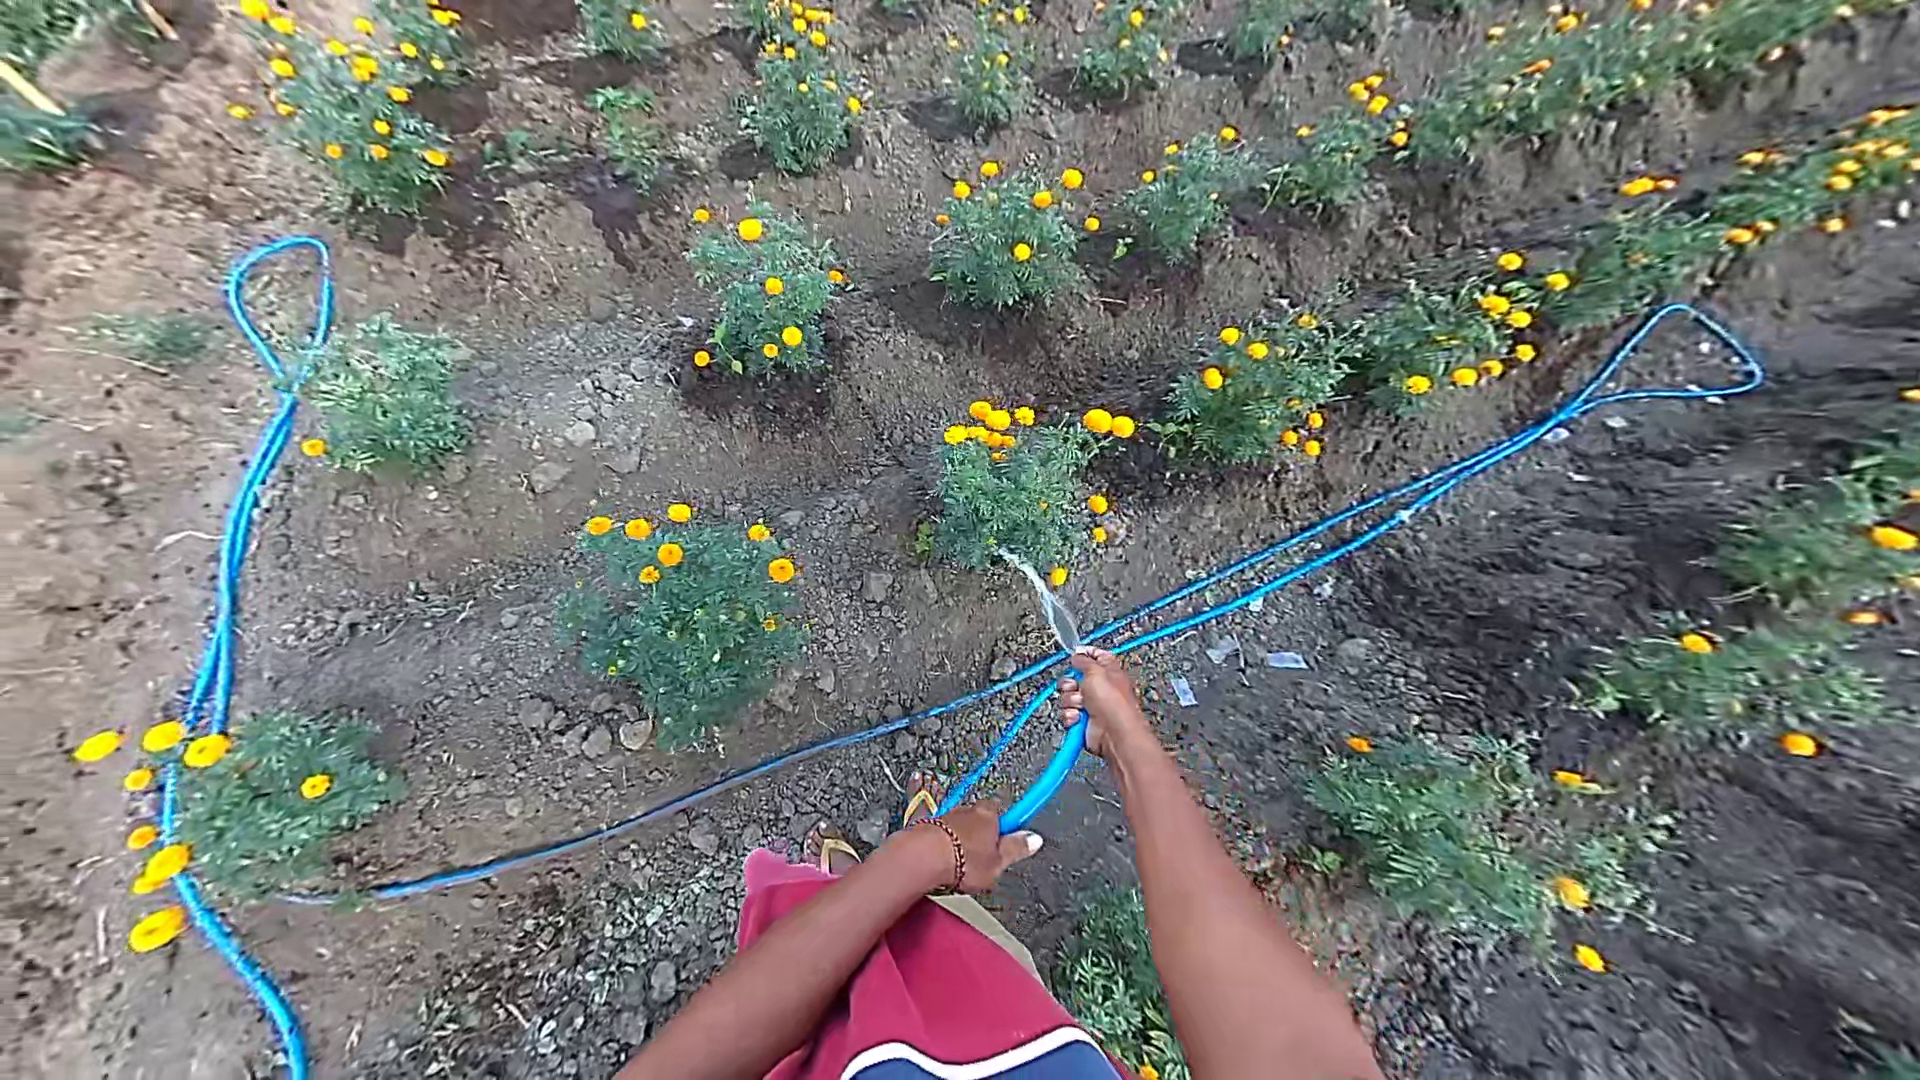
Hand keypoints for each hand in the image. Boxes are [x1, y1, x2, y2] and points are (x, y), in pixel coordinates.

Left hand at [898, 799, 1042, 893]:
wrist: (925, 856)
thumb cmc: (962, 859)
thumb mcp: (998, 862)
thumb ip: (1016, 849)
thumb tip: (1035, 839)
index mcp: (989, 815)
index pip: (1006, 813)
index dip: (1008, 826)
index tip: (1010, 837)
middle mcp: (969, 810)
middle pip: (982, 819)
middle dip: (983, 836)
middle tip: (985, 860)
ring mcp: (948, 816)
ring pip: (961, 827)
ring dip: (963, 841)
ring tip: (963, 866)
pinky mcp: (930, 826)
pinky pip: (944, 835)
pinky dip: (947, 845)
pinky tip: (946, 862)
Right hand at [1057, 647, 1152, 759]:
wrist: (1114, 732)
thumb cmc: (1114, 703)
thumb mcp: (1096, 671)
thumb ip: (1084, 660)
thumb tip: (1077, 655)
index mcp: (1107, 671)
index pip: (1093, 656)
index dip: (1083, 655)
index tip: (1075, 656)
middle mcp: (1099, 688)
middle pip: (1073, 678)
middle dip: (1070, 683)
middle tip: (1077, 687)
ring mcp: (1090, 705)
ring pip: (1067, 696)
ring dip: (1071, 701)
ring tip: (1082, 706)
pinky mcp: (1082, 720)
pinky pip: (1066, 713)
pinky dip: (1071, 716)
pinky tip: (1079, 717)